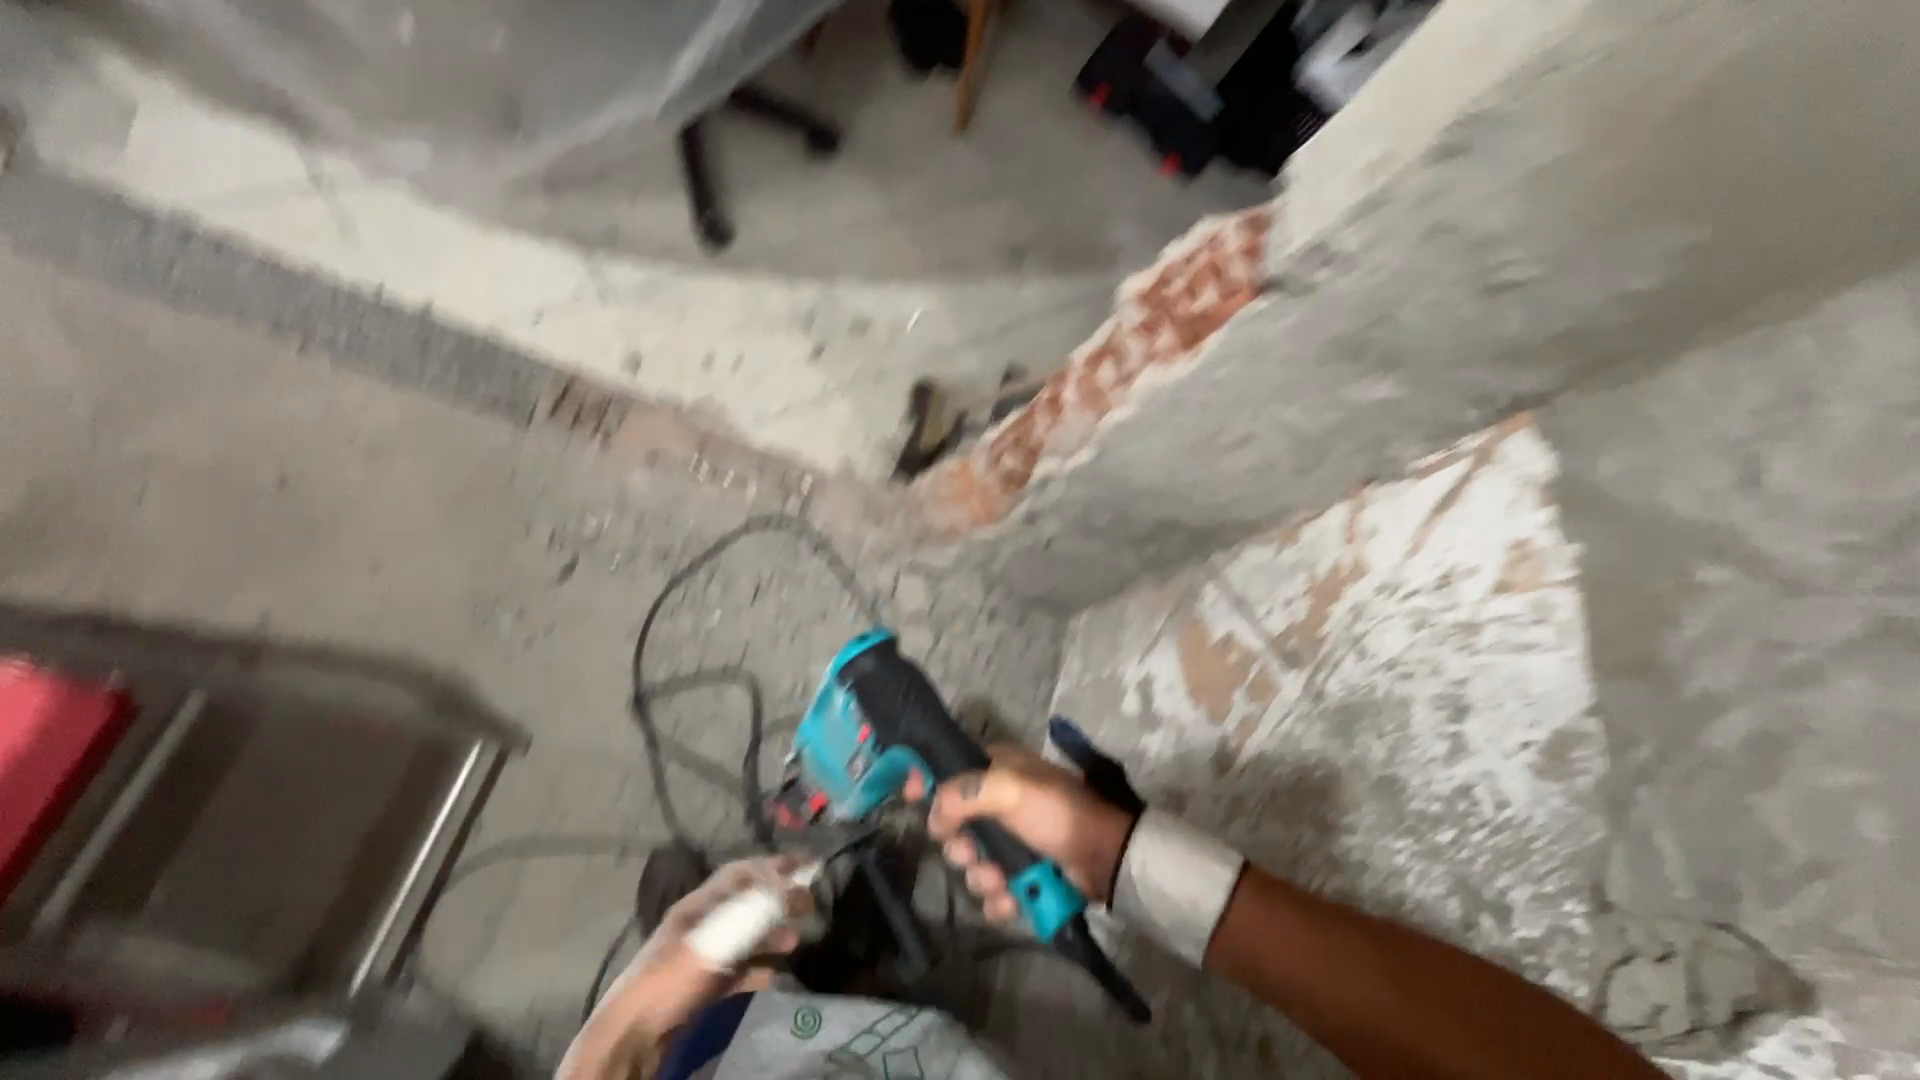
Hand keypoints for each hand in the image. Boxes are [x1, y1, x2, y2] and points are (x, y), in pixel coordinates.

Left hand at [556, 856, 810, 1079]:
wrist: (633, 1032)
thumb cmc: (670, 977)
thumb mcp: (712, 940)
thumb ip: (749, 914)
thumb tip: (788, 888)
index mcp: (699, 905)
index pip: (740, 873)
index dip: (772, 866)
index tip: (805, 865)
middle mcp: (702, 924)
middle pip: (746, 904)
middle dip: (779, 901)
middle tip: (809, 904)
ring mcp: (702, 955)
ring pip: (745, 937)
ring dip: (772, 935)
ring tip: (796, 941)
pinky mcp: (703, 984)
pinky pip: (739, 970)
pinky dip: (759, 969)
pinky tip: (775, 976)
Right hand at [905, 743, 1137, 922]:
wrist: (1105, 857)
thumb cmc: (1056, 812)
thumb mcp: (1010, 789)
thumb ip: (964, 793)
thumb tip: (933, 813)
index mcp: (996, 769)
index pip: (948, 766)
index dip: (926, 778)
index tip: (910, 795)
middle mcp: (998, 802)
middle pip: (953, 824)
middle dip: (960, 845)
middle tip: (972, 852)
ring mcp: (1010, 841)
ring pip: (971, 863)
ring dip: (982, 877)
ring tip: (1003, 880)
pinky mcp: (1021, 875)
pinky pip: (993, 891)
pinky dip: (1000, 899)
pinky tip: (1013, 900)